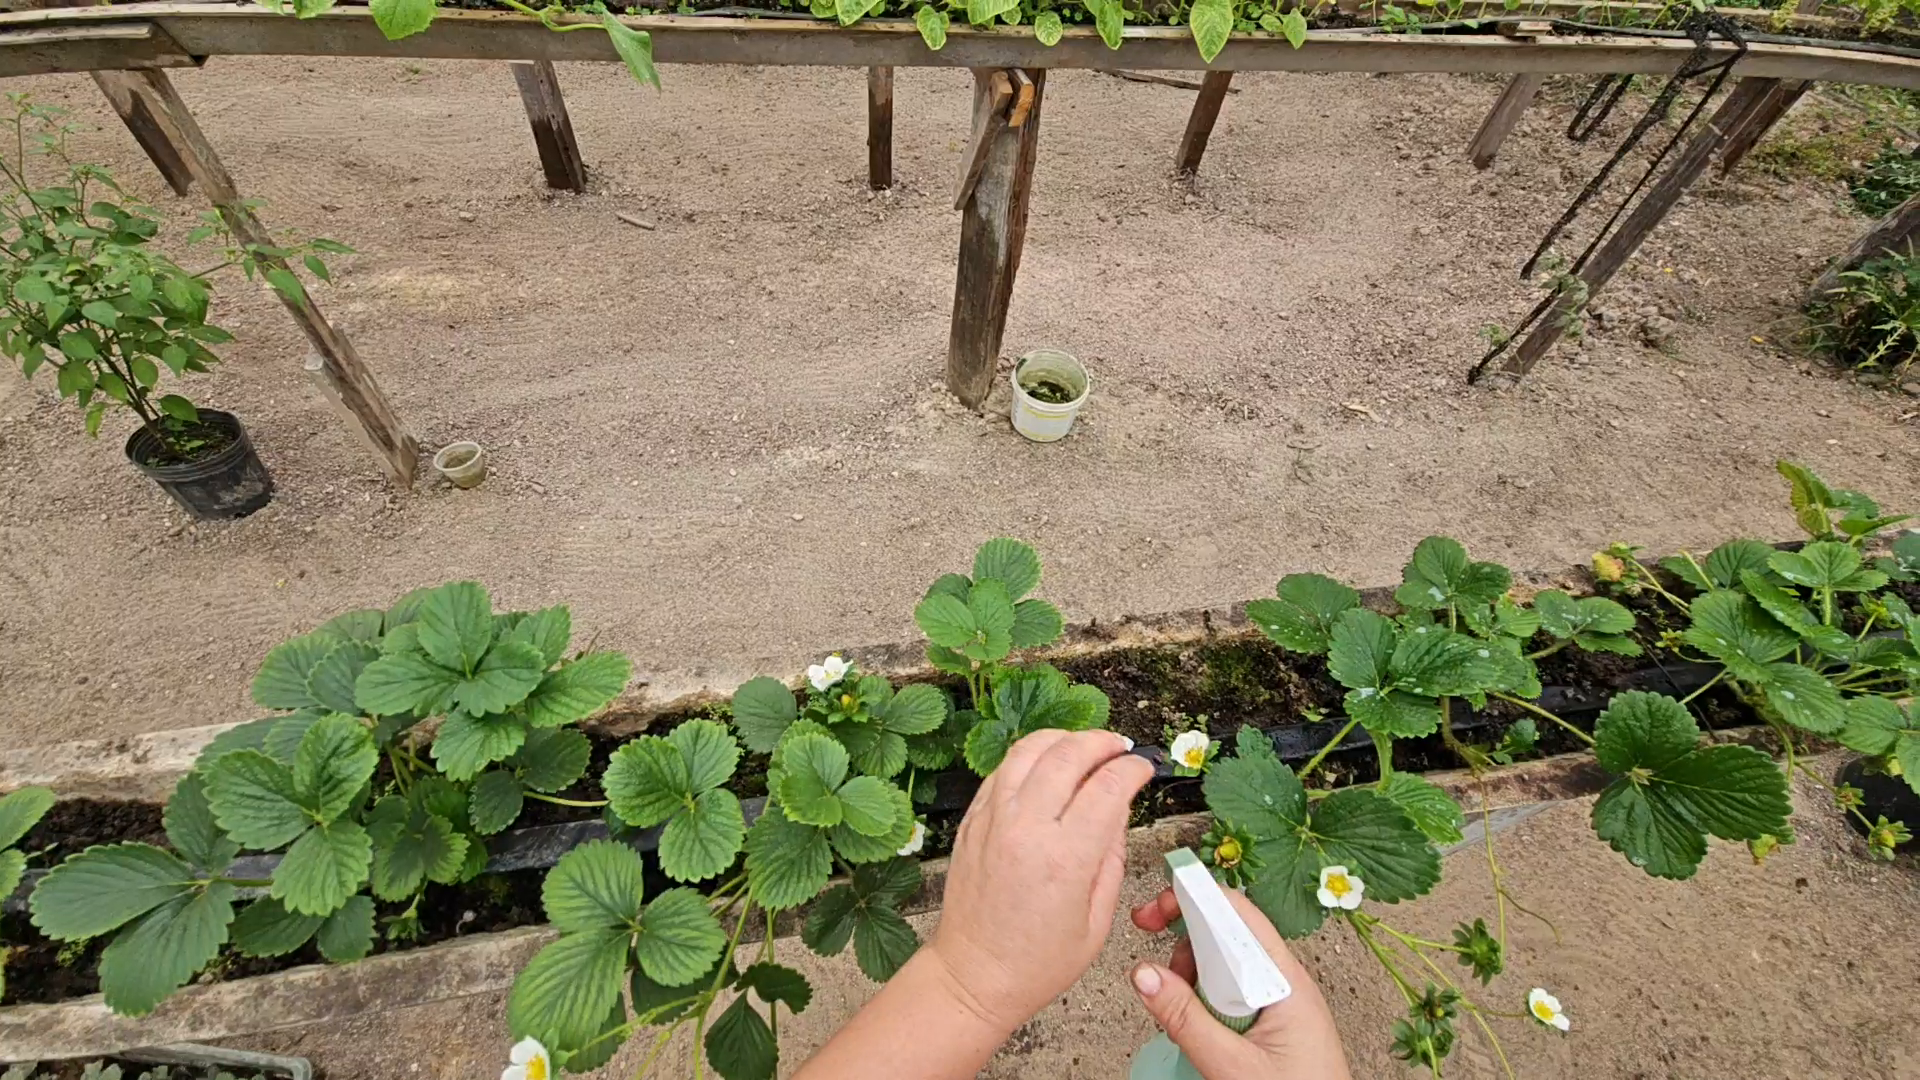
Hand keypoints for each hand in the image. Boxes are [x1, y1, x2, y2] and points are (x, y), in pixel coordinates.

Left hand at [923, 728, 1154, 1036]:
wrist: (974, 973)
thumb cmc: (1039, 960)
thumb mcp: (1097, 920)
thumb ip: (1112, 854)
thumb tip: (1118, 804)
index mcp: (1064, 858)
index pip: (1107, 787)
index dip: (1132, 768)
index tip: (1144, 766)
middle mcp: (1025, 827)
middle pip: (1068, 754)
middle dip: (1101, 742)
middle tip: (1119, 747)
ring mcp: (993, 816)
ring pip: (1029, 749)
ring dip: (1063, 738)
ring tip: (1085, 746)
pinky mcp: (973, 816)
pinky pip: (1004, 768)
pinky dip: (1030, 756)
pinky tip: (1048, 765)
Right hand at [1129, 886, 1352, 1078]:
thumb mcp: (1233, 1070)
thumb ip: (1186, 1020)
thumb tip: (1143, 972)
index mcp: (1284, 981)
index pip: (1235, 912)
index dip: (1191, 898)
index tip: (1153, 910)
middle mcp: (1284, 982)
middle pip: (1226, 932)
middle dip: (1183, 935)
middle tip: (1148, 941)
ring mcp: (1280, 1002)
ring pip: (1224, 961)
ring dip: (1190, 971)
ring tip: (1177, 1009)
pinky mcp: (1274, 1023)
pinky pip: (1231, 990)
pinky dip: (1204, 996)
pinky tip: (1195, 1025)